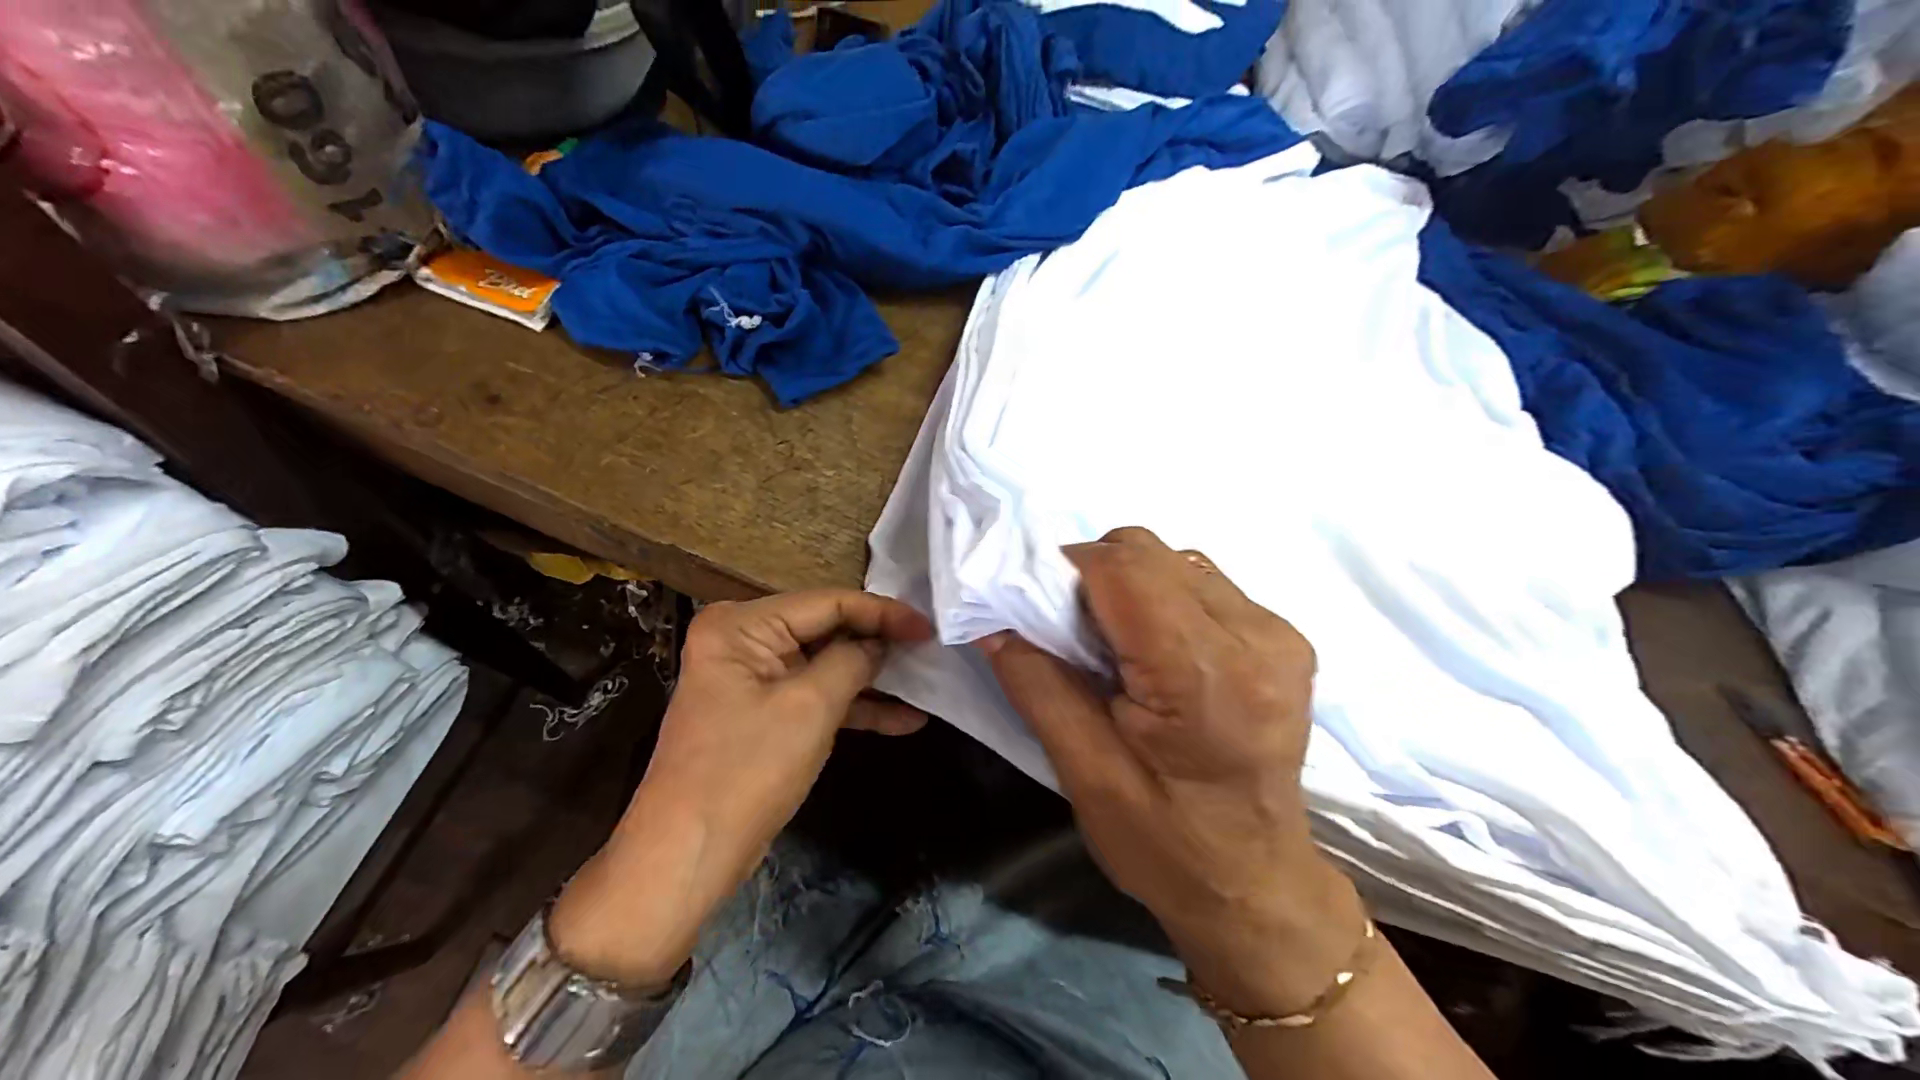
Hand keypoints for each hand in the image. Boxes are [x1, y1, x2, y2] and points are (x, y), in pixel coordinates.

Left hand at [551, 590, 931, 986]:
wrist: (688, 855)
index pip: (826, 603)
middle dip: (878, 643)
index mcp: (741, 625)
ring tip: (924, 681)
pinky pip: (815, 697)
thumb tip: (881, 643)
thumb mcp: (809, 708)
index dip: (881, 613)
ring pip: (825, 665)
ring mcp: (752, 679)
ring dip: (873, 679)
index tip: (927, 627)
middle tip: (929, 648)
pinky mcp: (762, 713)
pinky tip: (903, 719)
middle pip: (826, 630)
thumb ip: (852, 661)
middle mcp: (742, 641)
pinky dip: (854, 707)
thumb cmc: (746, 772)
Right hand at [981, 527, 1364, 1013]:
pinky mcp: (1284, 637)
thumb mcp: (1085, 774)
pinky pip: (1201, 582)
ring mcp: (1278, 633)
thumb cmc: (1166, 845)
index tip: (1037, 612)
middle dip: (1095, 578)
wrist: (1255, 883)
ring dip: (1128, 587)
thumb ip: (1038, 685)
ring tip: (1116, 649)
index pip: (1125, 568)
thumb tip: (992, 622)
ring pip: (1174, 560)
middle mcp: (1256, 637)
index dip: (1067, 573)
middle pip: (1150, 553)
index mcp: (1206, 676)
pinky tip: (1155, 651)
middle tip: (1073, 638)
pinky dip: (1161, 599)